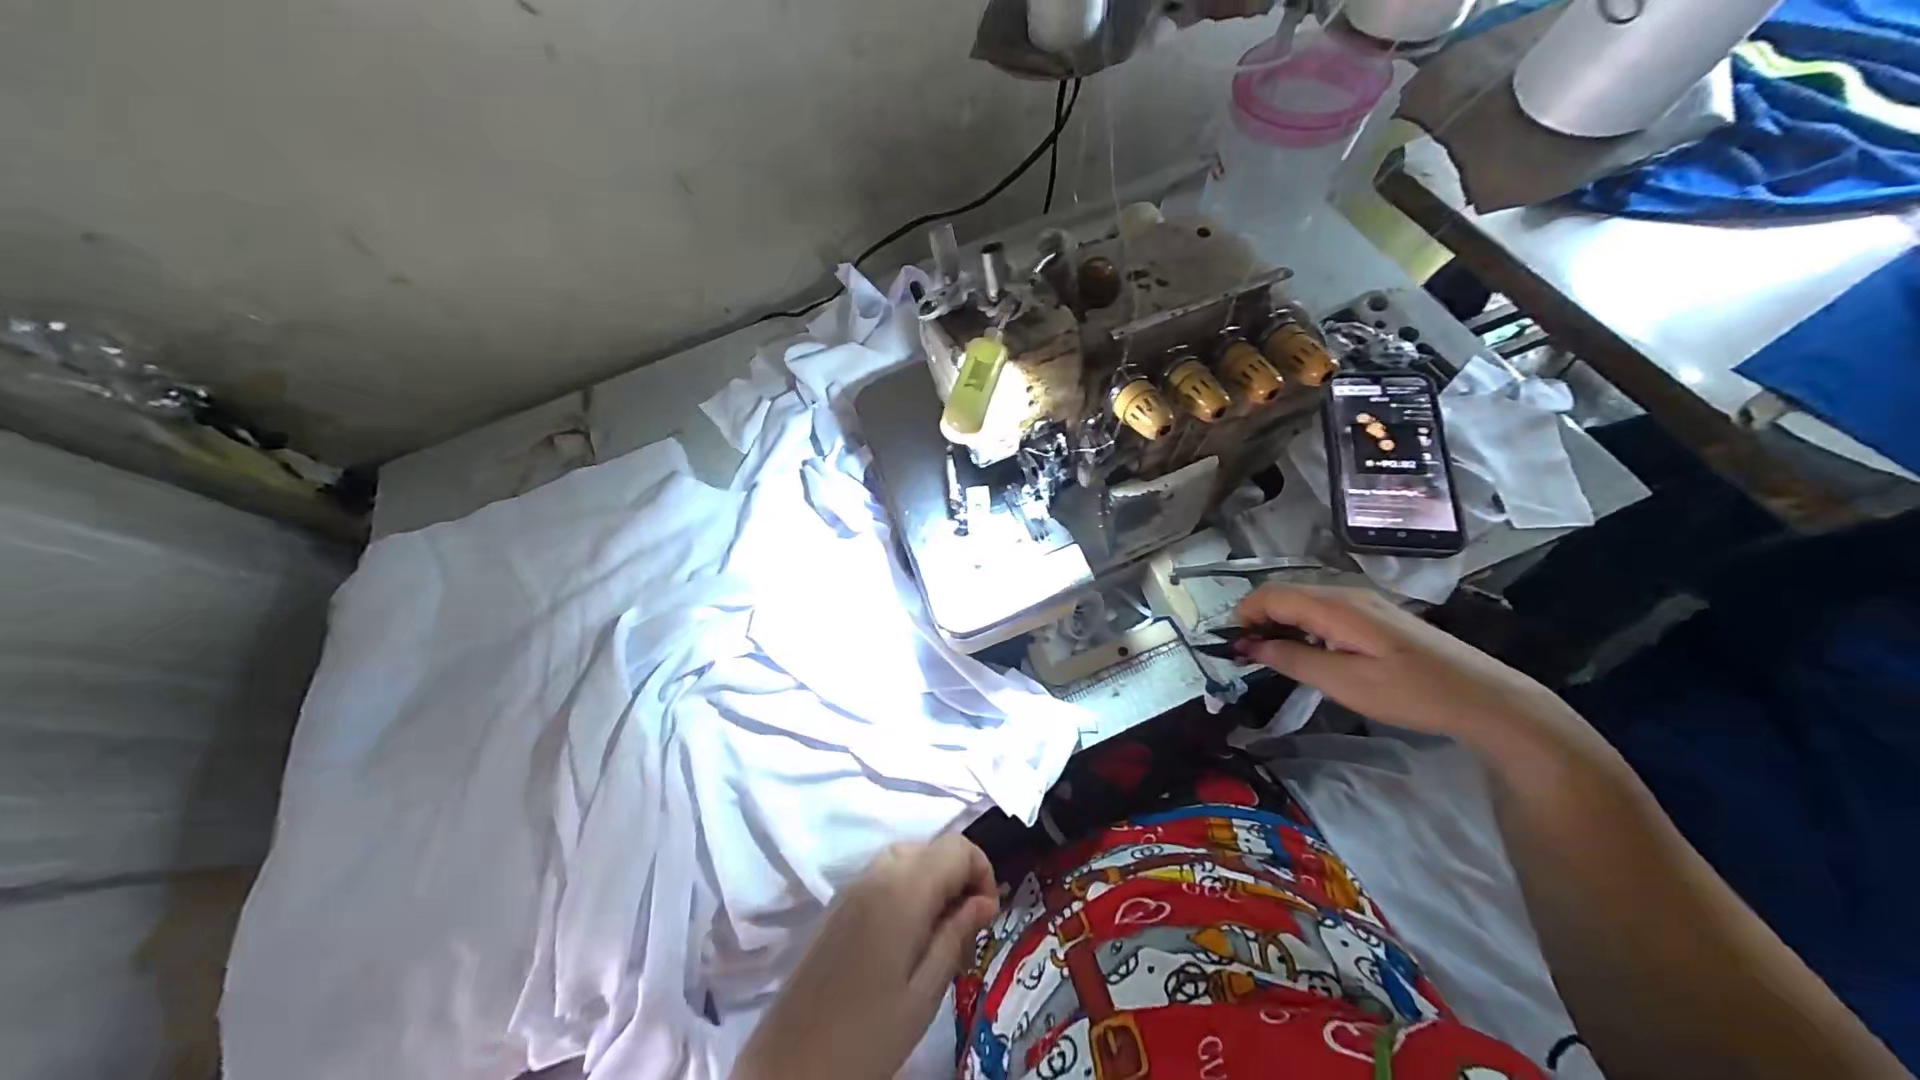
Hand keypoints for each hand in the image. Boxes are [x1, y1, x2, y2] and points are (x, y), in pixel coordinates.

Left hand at [733, 835, 998, 1079]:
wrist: (788, 1065)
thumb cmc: (866, 1036)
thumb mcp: (924, 994)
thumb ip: (956, 936)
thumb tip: (985, 901)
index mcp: (901, 890)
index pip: (957, 846)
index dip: (983, 871)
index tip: (988, 917)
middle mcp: (875, 875)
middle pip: (932, 848)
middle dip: (959, 877)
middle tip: (968, 930)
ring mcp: (851, 889)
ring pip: (907, 858)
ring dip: (934, 882)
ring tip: (942, 935)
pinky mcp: (837, 907)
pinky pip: (884, 876)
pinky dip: (908, 889)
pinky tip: (909, 937)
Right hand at [1234, 584, 1587, 749]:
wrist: (1484, 698)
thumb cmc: (1410, 692)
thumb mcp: (1343, 682)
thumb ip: (1292, 658)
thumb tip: (1249, 644)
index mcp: (1335, 605)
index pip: (1269, 595)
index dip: (1243, 616)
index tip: (1232, 648)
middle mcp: (1346, 593)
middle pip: (1283, 594)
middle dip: (1256, 620)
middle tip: (1247, 657)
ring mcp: (1363, 602)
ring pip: (1302, 602)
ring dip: (1278, 624)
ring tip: (1272, 658)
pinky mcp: (1375, 616)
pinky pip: (1323, 611)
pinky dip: (1302, 627)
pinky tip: (1308, 653)